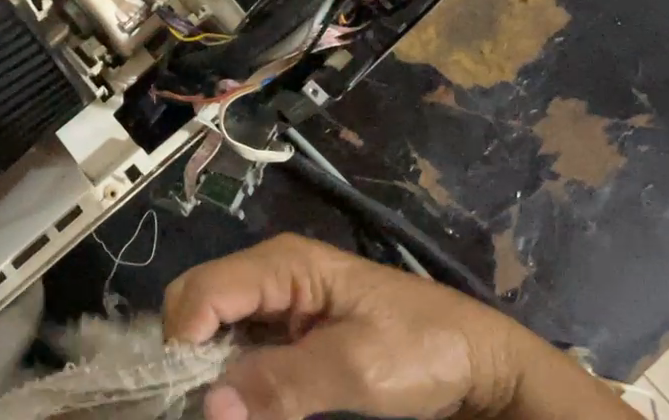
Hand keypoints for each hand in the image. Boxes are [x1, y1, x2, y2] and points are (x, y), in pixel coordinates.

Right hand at [164, 234, 620, 419]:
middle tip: (200, 404)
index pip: (205, 289)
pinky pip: (238, 342)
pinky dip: (228, 372)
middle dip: (187, 350)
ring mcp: (277, 299)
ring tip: (218, 407)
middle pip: (199, 299)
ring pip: (212, 322)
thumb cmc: (424, 350)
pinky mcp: (288, 327)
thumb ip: (281, 385)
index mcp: (281, 263)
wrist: (485, 362)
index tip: (186, 395)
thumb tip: (209, 410)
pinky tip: (237, 399)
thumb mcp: (357, 371)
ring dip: (205, 364)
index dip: (183, 338)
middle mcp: (269, 272)